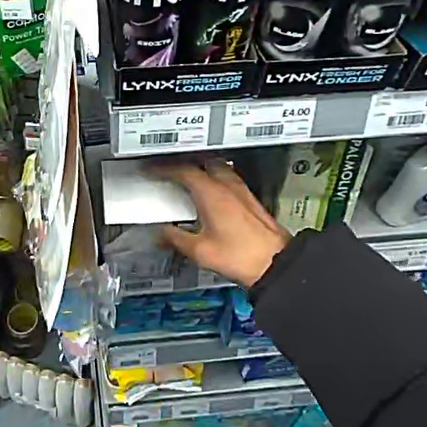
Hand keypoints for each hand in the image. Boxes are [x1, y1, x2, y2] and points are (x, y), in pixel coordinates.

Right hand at [149, 158, 289, 287]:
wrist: (275, 264)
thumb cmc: (240, 256)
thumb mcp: (199, 251)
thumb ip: (175, 238)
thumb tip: (161, 232)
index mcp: (211, 193)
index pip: (182, 171)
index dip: (164, 168)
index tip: (152, 170)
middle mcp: (227, 186)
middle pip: (203, 161)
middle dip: (184, 163)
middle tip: (170, 169)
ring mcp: (241, 191)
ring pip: (219, 168)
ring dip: (202, 168)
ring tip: (190, 178)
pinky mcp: (251, 200)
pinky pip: (229, 179)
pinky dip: (215, 179)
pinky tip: (212, 194)